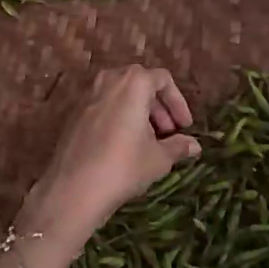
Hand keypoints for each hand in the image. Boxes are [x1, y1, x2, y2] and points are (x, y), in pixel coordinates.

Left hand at [23, 66, 200, 244]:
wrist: (73, 188)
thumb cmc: (123, 166)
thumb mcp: (158, 158)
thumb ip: (178, 146)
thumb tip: (195, 145)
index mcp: (133, 82)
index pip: (163, 80)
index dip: (178, 102)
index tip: (184, 126)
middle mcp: (109, 79)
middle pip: (141, 84)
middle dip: (159, 107)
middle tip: (169, 134)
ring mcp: (89, 94)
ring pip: (121, 95)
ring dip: (139, 113)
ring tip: (148, 142)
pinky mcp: (75, 112)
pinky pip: (104, 105)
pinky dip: (119, 117)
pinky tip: (123, 145)